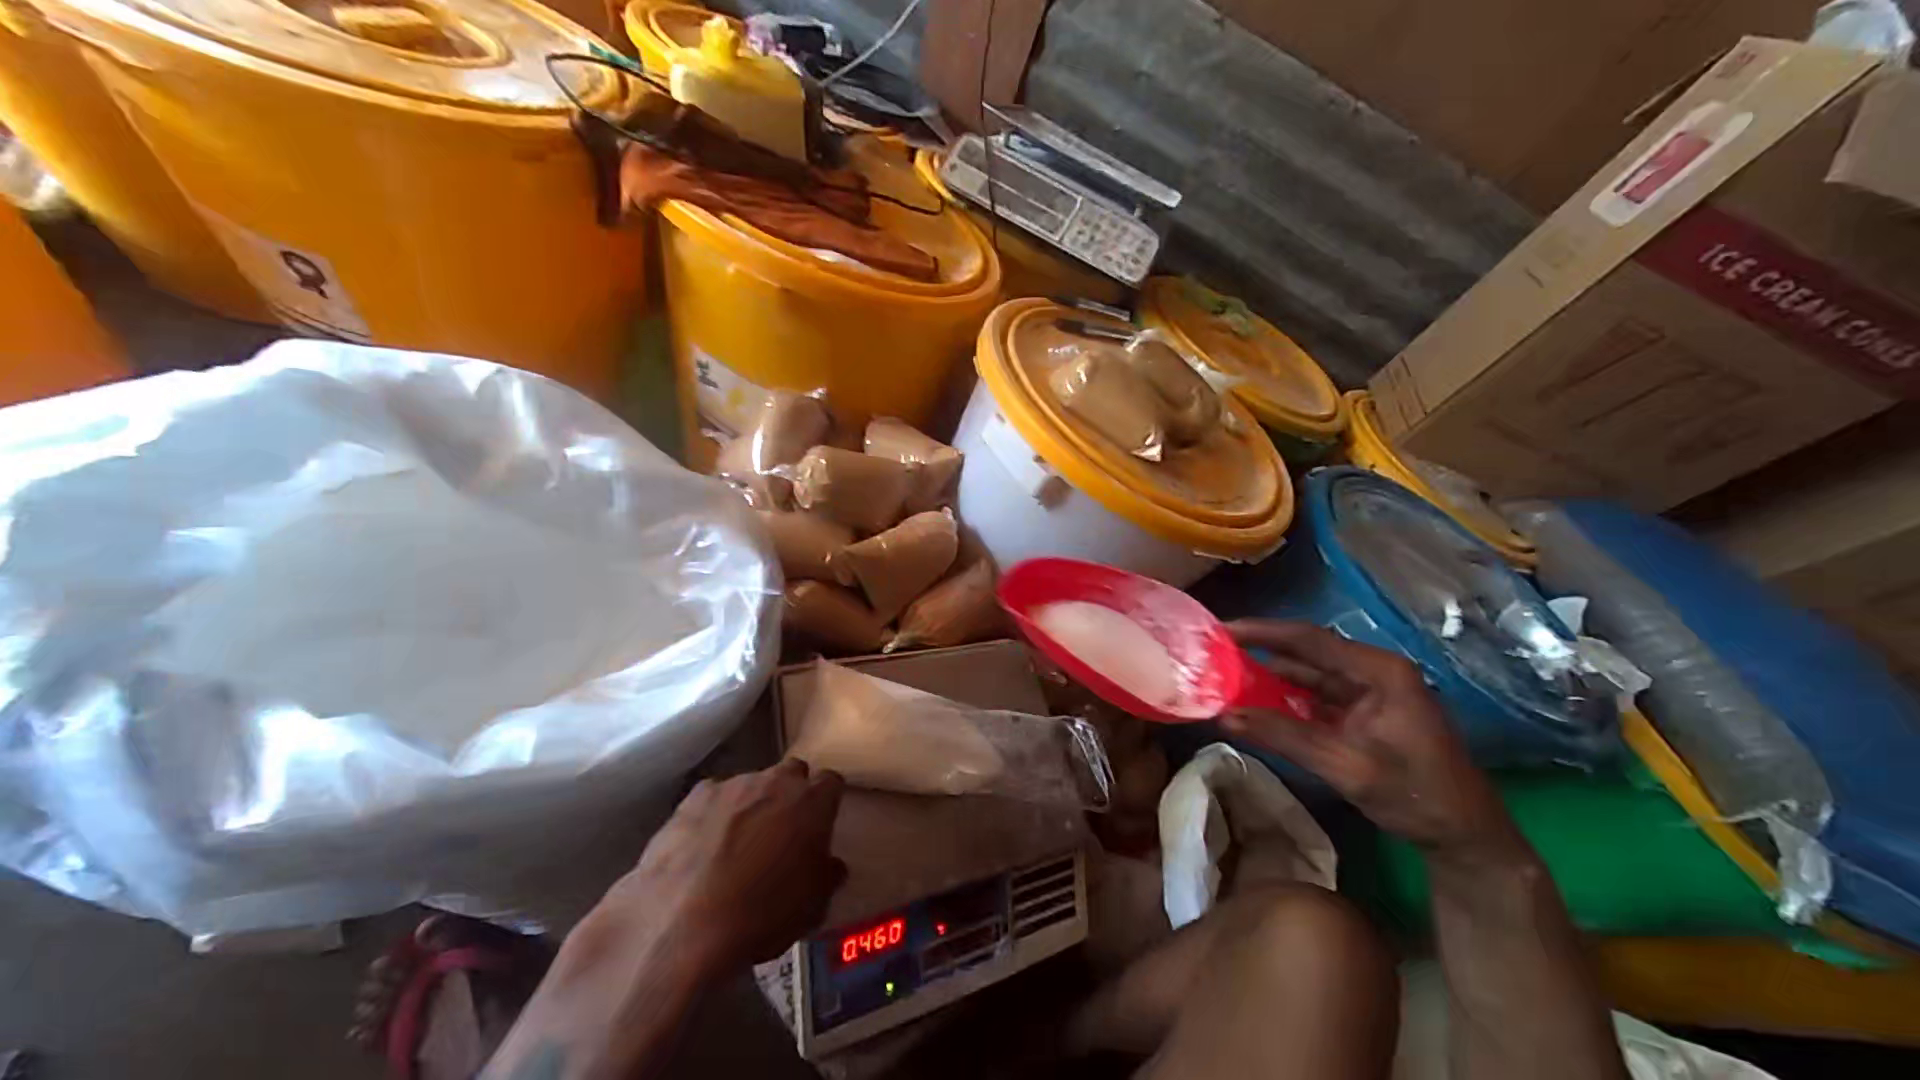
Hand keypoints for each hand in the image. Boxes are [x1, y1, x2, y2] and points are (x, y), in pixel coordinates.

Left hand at [589, 759, 846, 973]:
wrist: (684, 923)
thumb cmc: (763, 913)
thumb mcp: (813, 907)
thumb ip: (827, 875)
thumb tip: (830, 864)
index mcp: (812, 801)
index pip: (831, 783)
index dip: (826, 803)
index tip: (821, 825)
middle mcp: (775, 780)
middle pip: (791, 774)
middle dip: (790, 795)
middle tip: (783, 833)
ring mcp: (730, 785)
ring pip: (750, 785)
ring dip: (751, 805)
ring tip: (736, 845)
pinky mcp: (691, 799)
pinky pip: (712, 798)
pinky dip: (713, 815)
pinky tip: (703, 846)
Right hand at [1222, 621, 1518, 858]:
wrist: (1466, 839)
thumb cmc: (1416, 795)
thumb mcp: (1346, 765)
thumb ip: (1283, 736)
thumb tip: (1223, 714)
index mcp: (1379, 671)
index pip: (1309, 640)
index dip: (1261, 633)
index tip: (1219, 631)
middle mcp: (1372, 672)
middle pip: (1306, 653)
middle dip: (1260, 654)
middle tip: (1214, 654)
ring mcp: (1368, 694)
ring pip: (1307, 676)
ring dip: (1269, 678)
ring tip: (1224, 677)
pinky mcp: (1363, 715)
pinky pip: (1314, 699)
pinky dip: (1284, 701)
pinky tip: (1254, 705)